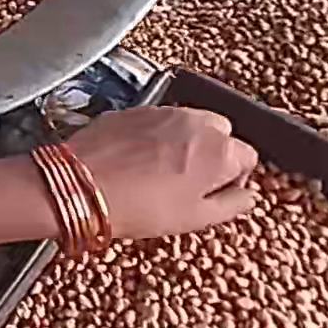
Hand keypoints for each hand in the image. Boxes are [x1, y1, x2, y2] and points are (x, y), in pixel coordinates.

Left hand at [66, 106, 258, 238]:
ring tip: (160, 168)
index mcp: (220, 150)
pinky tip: (136, 157)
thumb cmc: (138, 205)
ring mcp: (160, 111)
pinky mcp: (130, 109)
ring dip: (182, 138)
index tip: (215, 190)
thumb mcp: (195, 218)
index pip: (246, 157)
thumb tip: (247, 196)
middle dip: (210, 151)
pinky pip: (153, 119)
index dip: (233, 176)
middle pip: (218, 131)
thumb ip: (232, 204)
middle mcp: (194, 122)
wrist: (81, 184)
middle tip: (189, 178)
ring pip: (185, 120)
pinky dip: (152, 133)